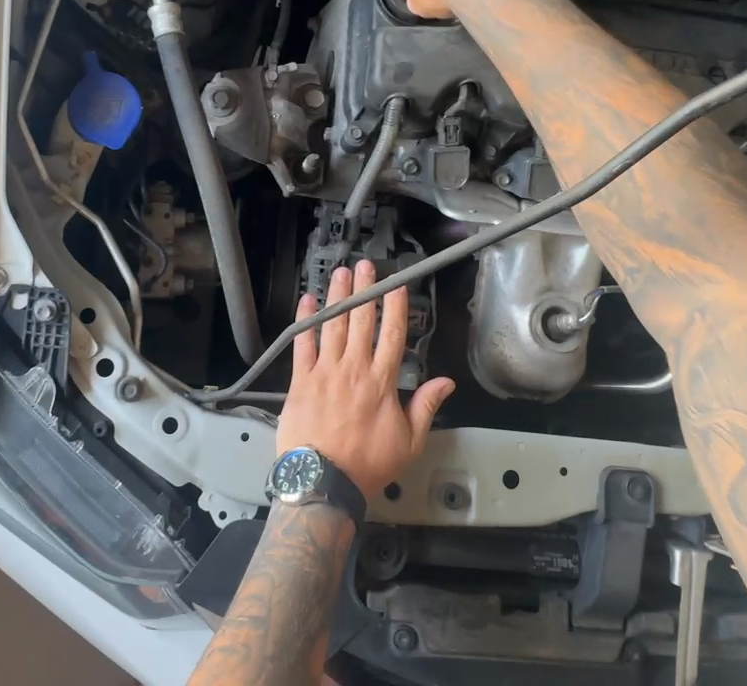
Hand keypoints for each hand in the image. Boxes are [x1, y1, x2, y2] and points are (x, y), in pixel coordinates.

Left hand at [276, 260, 455, 498]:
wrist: (323, 481)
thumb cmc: (367, 463)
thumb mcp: (408, 441)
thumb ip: (426, 406)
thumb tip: (446, 382)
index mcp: (382, 381)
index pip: (392, 333)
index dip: (395, 305)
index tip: (396, 283)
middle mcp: (354, 369)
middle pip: (361, 320)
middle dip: (365, 289)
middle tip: (366, 265)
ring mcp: (325, 371)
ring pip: (332, 325)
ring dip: (337, 296)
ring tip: (341, 273)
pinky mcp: (300, 380)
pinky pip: (302, 344)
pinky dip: (304, 321)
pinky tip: (307, 302)